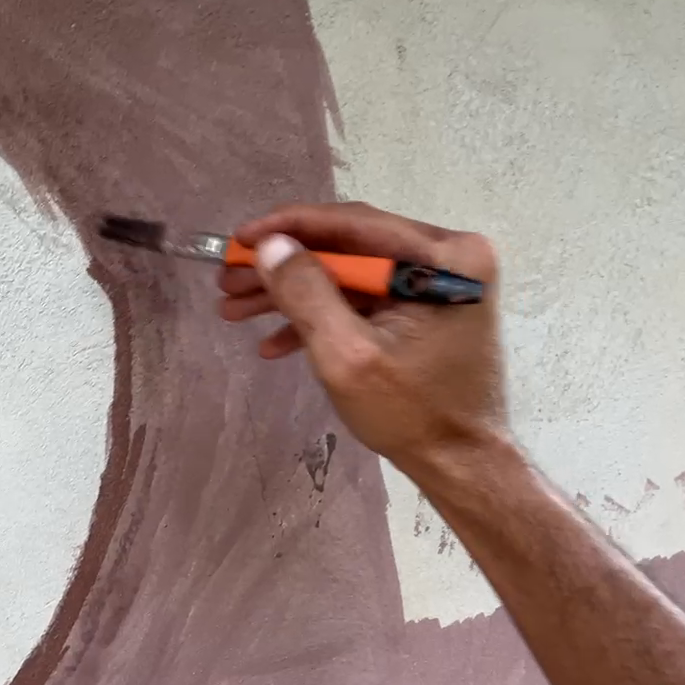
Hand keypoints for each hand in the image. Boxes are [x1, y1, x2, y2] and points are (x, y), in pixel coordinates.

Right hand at [219, 202, 511, 482]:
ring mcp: (434, 285)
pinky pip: (359, 303)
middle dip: (281, 268)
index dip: (288, 228)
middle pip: (346, 249)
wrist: (457, 460)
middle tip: (227, 280)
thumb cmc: (408, 411)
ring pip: (345, 277)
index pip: (353, 224)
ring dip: (289, 295)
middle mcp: (445, 257)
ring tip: (234, 310)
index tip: (238, 239)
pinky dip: (317, 319)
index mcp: (443, 256)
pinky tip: (273, 344)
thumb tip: (269, 248)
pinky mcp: (421, 312)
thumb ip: (307, 295)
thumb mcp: (346, 354)